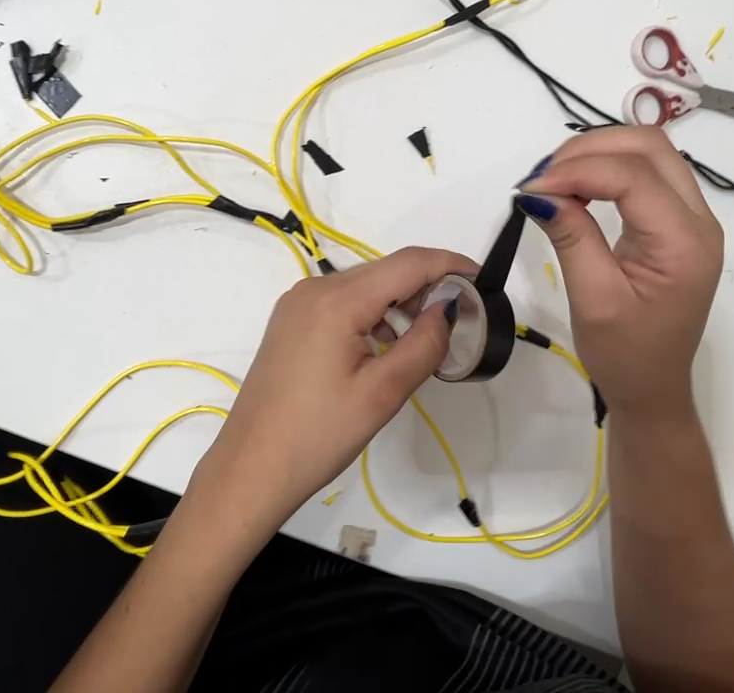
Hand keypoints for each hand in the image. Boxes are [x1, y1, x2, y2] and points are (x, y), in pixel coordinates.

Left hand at [192, 246, 478, 529]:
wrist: (251, 469)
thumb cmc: (318, 435)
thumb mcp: (382, 393)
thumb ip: (423, 343)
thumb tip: (448, 308)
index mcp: (337, 301)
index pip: (407, 263)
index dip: (449, 264)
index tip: (483, 280)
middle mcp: (314, 289)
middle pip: (385, 271)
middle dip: (427, 286)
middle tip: (461, 317)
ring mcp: (297, 304)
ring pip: (364, 286)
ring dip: (399, 302)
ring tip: (425, 339)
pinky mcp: (291, 321)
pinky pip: (342, 302)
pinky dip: (372, 314)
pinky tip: (386, 345)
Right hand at [516, 126, 723, 424]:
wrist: (653, 388)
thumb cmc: (625, 354)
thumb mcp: (593, 299)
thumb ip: (571, 237)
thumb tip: (538, 191)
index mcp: (684, 243)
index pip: (633, 176)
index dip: (577, 170)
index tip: (529, 188)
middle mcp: (698, 220)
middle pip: (649, 146)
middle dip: (589, 149)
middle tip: (542, 178)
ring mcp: (691, 217)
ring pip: (649, 150)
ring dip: (598, 153)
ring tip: (554, 180)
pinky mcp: (676, 220)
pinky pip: (646, 171)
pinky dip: (606, 167)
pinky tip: (575, 186)